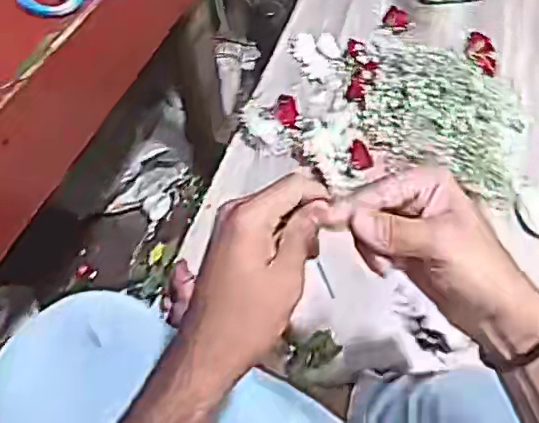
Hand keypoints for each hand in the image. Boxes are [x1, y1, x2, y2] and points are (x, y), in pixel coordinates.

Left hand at [177, 172, 331, 376]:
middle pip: (282, 192)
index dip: (319, 195)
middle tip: (320, 240)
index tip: (334, 215)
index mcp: (248, 215)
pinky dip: (277, 231)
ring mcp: (226, 222)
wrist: (204, 355)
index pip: (294, 183)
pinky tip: (285, 257)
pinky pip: (260, 219)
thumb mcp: (286, 278)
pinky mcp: (225, 236)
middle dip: (306, 210)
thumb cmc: (246, 322)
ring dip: (293, 222)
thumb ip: (303, 234)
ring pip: (273, 205)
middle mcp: (234, 210)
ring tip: (305, 254)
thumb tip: (318, 208)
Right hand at [336, 166, 538, 355]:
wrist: (497, 315)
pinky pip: (375, 245)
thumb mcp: (438, 244)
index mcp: (430, 182)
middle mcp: (417, 196)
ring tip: (386, 265)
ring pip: (369, 226)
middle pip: (372, 204)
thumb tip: (355, 219)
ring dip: (370, 246)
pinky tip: (387, 269)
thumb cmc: (479, 269)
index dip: (357, 204)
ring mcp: (410, 223)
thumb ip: (395, 231)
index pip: (383, 187)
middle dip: (364, 228)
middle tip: (371, 255)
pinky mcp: (404, 248)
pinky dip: (375, 257)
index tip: (329, 218)